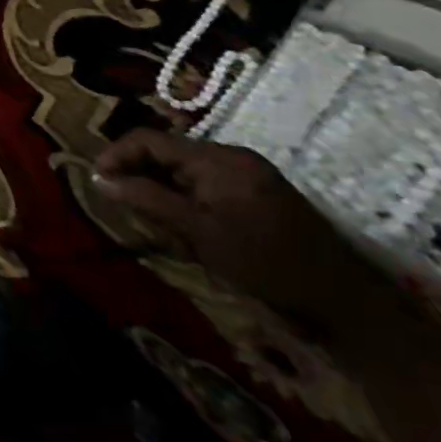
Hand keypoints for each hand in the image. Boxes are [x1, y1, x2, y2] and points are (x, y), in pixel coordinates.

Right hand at [94, 130, 377, 321]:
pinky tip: (186, 229)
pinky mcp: (254, 193)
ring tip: (161, 227)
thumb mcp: (196, 231)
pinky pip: (201, 184)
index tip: (97, 181)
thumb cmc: (264, 262)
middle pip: (163, 153)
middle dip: (139, 178)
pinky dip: (182, 201)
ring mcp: (246, 174)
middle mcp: (232, 157)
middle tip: (129, 209)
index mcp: (218, 159)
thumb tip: (98, 178)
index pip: (148, 140)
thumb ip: (144, 198)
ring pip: (179, 171)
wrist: (343, 301)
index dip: (115, 155)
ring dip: (161, 194)